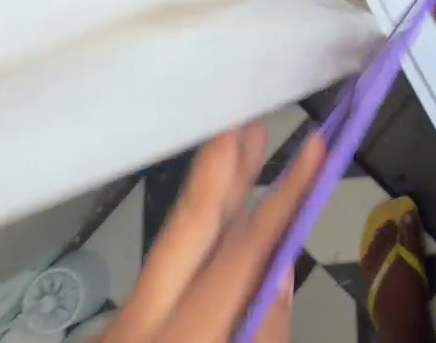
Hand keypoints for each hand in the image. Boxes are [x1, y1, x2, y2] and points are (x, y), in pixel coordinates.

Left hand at [102, 122, 322, 342]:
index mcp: (175, 341)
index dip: (281, 198)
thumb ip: (266, 335)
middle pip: (185, 231)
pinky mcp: (123, 333)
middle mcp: (135, 325)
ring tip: (241, 140)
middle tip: (251, 116)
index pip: (239, 254)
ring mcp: (121, 328)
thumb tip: (280, 268)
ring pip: (174, 245)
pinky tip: (227, 212)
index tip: (314, 146)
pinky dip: (202, 234)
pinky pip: (170, 270)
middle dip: (220, 168)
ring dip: (213, 191)